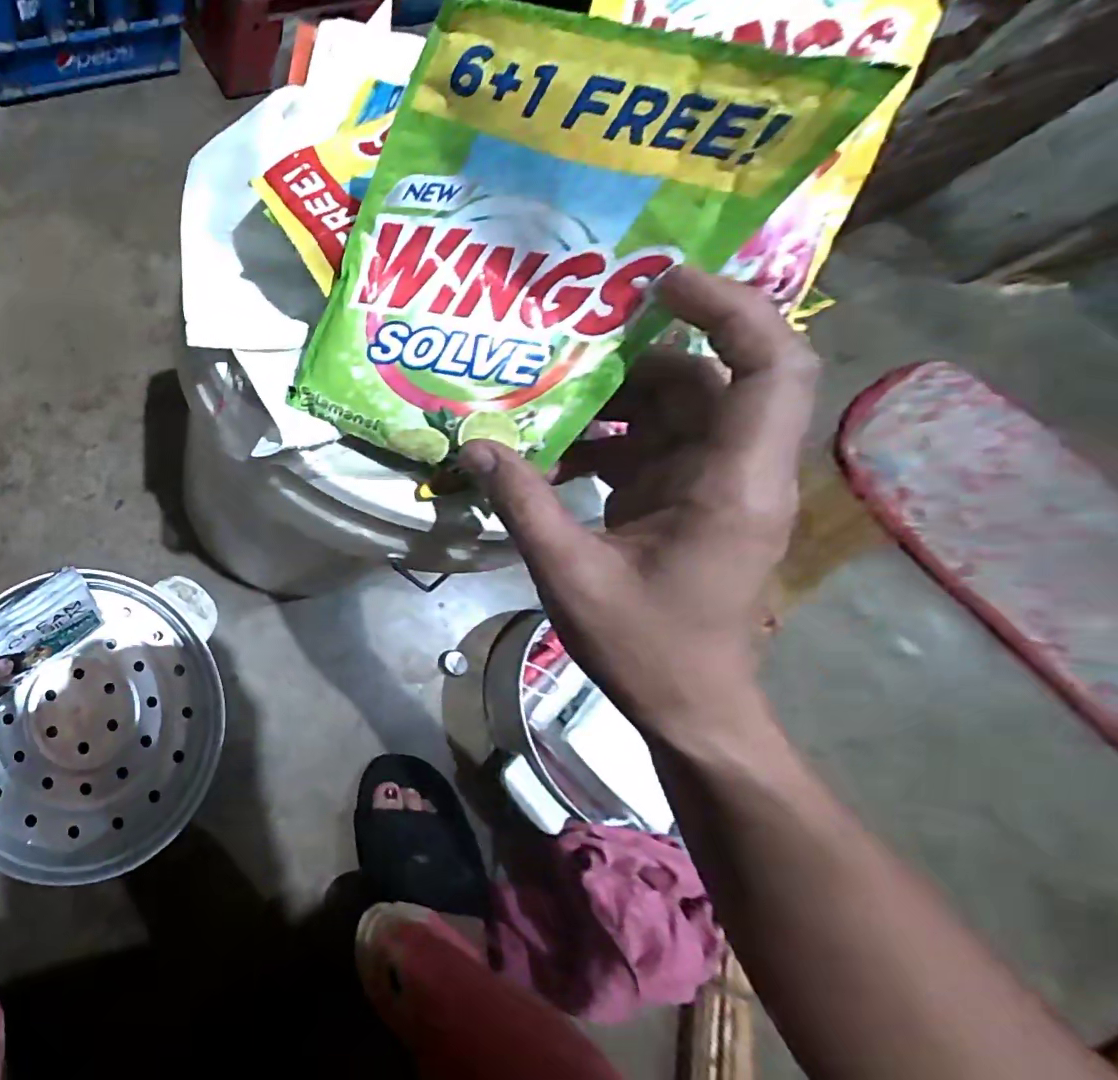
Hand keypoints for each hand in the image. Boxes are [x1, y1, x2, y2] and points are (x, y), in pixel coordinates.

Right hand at [461, 266, 817, 750]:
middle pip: (707, 381)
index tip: (659, 282)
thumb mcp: (568, 570)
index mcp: (732, 483)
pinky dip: (603, 444)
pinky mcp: (685, 504)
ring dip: (610, 405)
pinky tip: (548, 459)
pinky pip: (648, 449)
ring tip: (541, 403)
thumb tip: (474, 445)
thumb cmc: (643, 643)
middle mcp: (736, 472)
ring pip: (673, 413)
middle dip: (634, 361)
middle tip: (563, 346)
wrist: (688, 704)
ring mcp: (712, 488)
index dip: (728, 309)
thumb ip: (522, 501)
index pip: (768, 367)